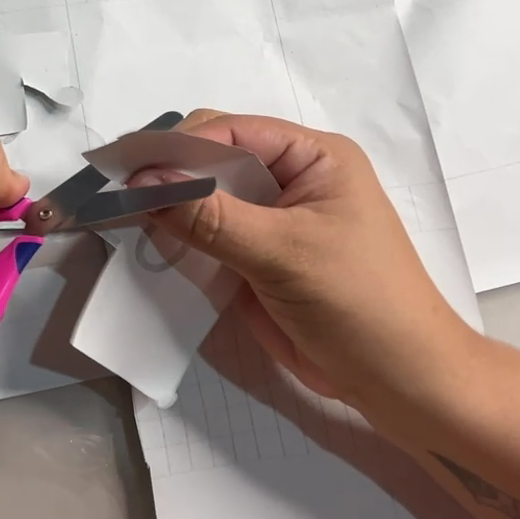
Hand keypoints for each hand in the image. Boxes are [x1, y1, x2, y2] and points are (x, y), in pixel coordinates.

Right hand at [135, 111, 480, 413]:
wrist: (403, 387)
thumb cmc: (360, 306)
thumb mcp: (283, 254)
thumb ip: (209, 216)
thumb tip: (141, 181)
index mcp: (312, 156)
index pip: (230, 131)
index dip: (176, 146)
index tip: (126, 170)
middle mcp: (289, 176)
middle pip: (212, 155)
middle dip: (167, 170)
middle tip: (116, 191)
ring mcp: (271, 216)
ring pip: (203, 192)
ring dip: (166, 200)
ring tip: (118, 210)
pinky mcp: (256, 252)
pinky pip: (205, 230)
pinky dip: (176, 231)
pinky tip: (146, 237)